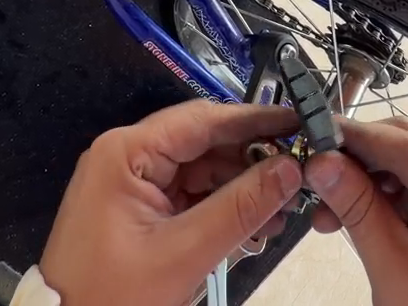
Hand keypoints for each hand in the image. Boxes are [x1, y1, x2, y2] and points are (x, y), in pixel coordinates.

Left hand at [38, 100, 303, 305]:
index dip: (254, 120)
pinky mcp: (138, 207)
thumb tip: (289, 169)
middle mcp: (128, 154)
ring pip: (203, 169)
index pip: (203, 119)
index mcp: (126, 150)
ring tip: (281, 211)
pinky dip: (222, 207)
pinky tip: (254, 223)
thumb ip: (239, 208)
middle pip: (205, 143)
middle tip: (297, 174)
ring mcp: (133, 181)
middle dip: (251, 161)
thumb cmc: (111, 300)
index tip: (296, 123)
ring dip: (242, 188)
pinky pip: (190, 194)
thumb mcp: (181, 255)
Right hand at [303, 118, 407, 305]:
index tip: (318, 132)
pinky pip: (403, 186)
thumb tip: (322, 162)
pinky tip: (341, 212)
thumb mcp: (395, 270)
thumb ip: (359, 209)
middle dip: (359, 154)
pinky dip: (371, 193)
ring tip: (324, 202)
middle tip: (316, 166)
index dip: (362, 136)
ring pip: (402, 162)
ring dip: (360, 175)